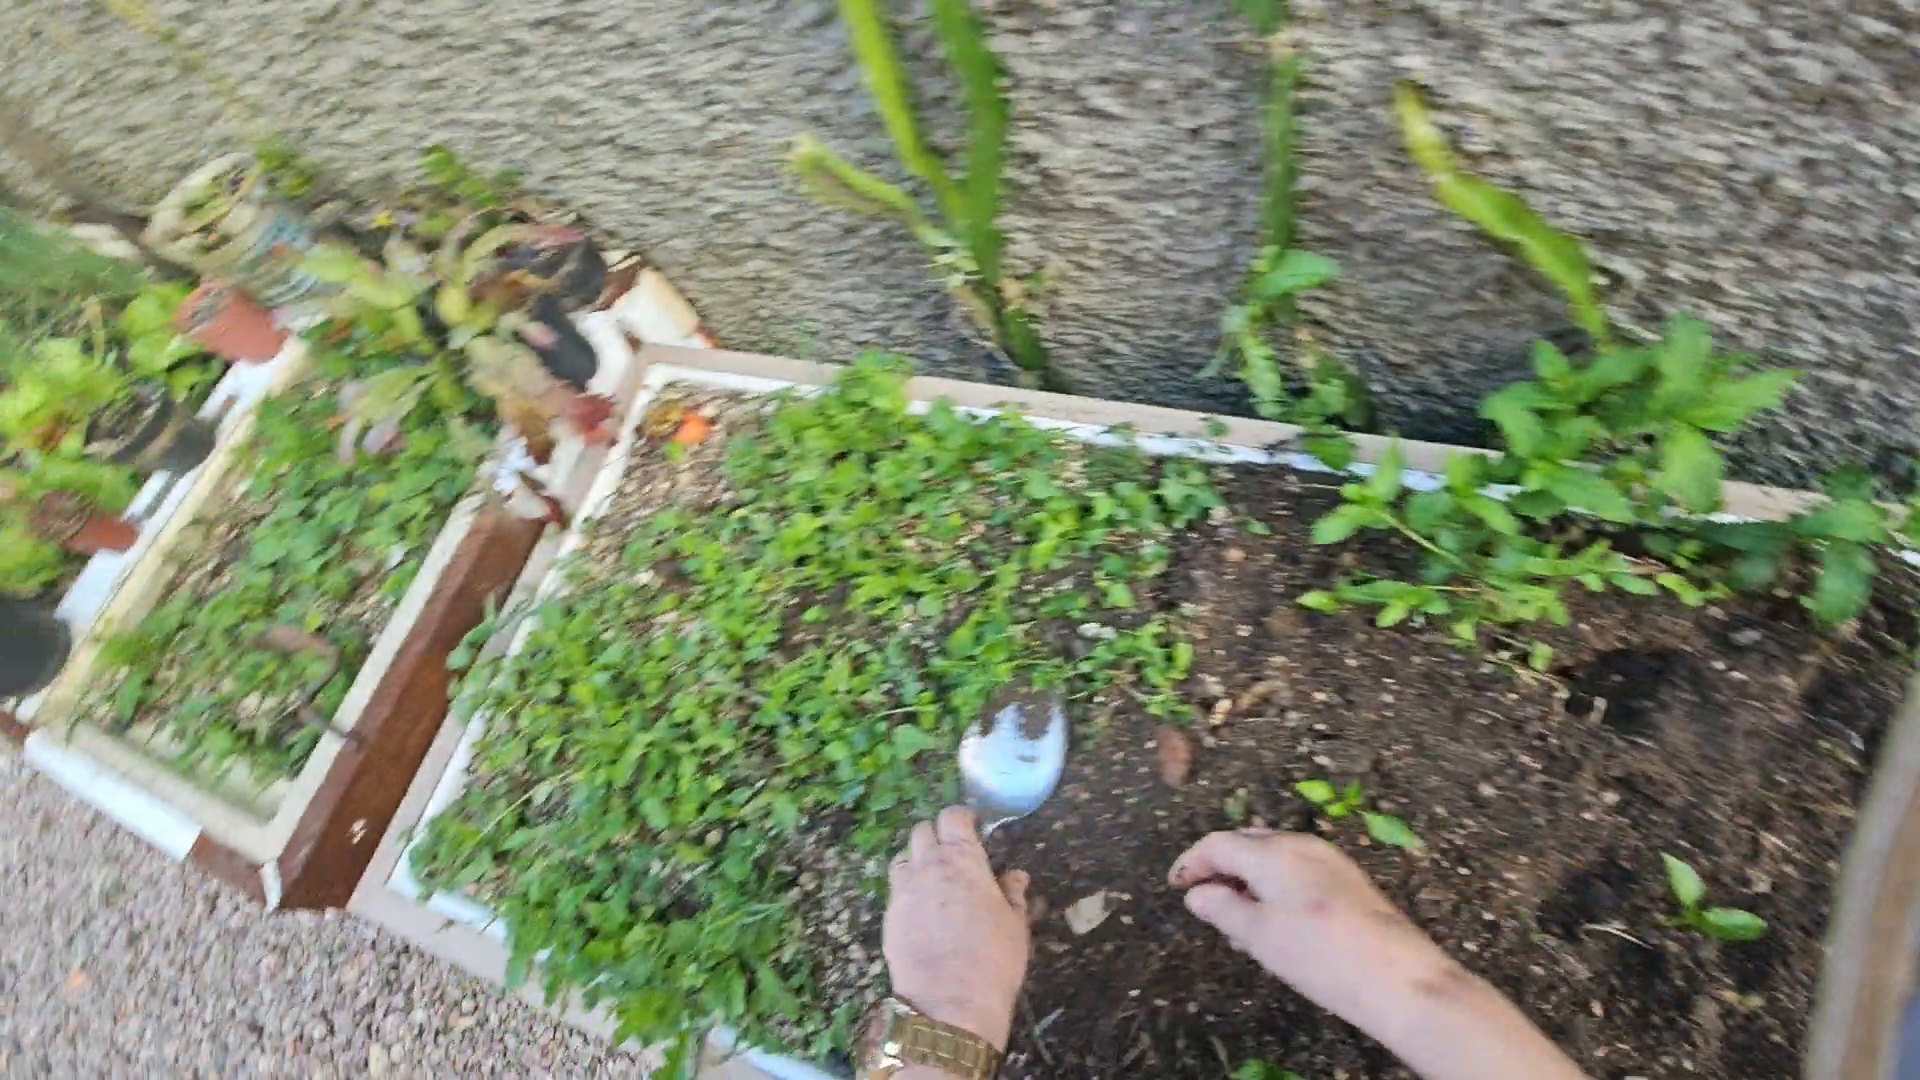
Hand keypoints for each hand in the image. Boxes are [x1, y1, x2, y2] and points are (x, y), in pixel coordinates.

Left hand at [883, 806, 1029, 1050]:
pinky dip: (906, 890)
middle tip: (951, 854)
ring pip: (903, 856)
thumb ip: (1012, 893)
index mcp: (962, 859)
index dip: (961, 817)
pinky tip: (920, 910)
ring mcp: (904, 889)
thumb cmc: (993, 959)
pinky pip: (895, 889)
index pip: (953, 816)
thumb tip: (1016, 875)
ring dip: (916, 860)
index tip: (972, 827)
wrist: (950, 1004)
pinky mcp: (889, 915)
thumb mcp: (1015, 923)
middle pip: (923, 830)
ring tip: (931, 879)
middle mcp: (929, 865)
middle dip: (936, 835)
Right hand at [1170, 830, 1592, 1079]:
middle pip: (1245, 842)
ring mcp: (1328, 858)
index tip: (1175, 884)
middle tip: (1204, 898)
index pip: (1217, 844)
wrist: (1405, 983)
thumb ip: (1222, 908)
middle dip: (1219, 866)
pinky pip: (1296, 868)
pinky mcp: (1348, 878)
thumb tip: (1197, 893)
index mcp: (1272, 852)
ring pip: (1272, 855)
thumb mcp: (1259, 937)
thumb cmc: (1322, 957)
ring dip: (1247, 876)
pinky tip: (1276, 918)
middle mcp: (1299, 843)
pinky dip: (1273, 883)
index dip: (1191, 862)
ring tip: (1237, 916)